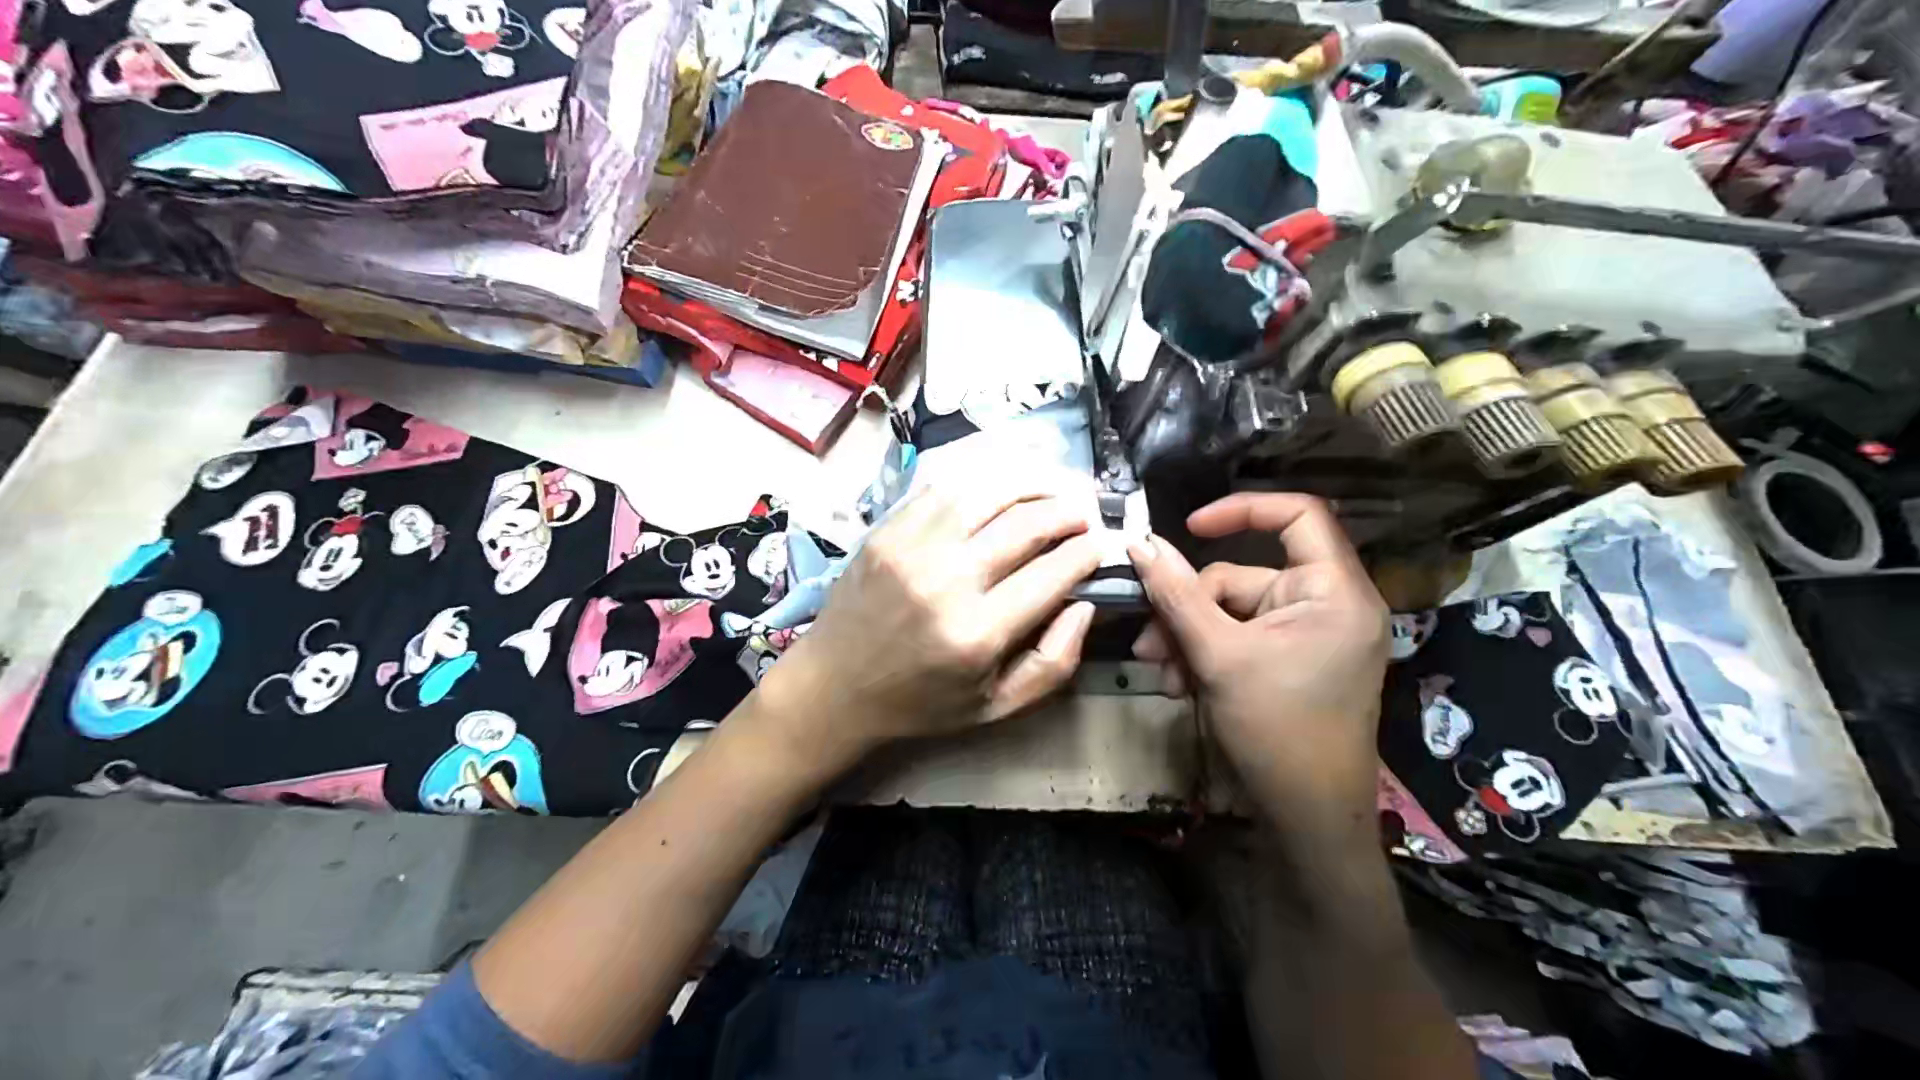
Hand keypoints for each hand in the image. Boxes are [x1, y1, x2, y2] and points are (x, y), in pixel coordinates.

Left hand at [756, 483, 1104, 772]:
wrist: (834, 686)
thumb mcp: (995, 707)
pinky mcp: (888, 531)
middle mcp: (946, 581)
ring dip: (1031, 486)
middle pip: (1025, 525)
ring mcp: (912, 548)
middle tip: (1084, 512)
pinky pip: (946, 490)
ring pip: (988, 494)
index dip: (1086, 552)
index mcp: (977, 633)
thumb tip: (1085, 604)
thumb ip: (1053, 663)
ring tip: (1054, 489)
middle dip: (1067, 512)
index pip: (1051, 574)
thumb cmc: (920, 703)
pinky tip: (1003, 489)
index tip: (1100, 544)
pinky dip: (984, 484)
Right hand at [1129, 494, 1388, 846]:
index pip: (1298, 516)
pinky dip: (1207, 654)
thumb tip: (1140, 545)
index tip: (1189, 528)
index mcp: (1334, 592)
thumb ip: (1176, 595)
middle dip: (1188, 608)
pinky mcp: (1294, 661)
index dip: (1241, 510)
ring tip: (1160, 673)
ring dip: (1189, 637)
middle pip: (1245, 576)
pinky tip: (1179, 684)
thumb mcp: (1217, 655)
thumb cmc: (1275, 729)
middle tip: (1148, 643)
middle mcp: (1329, 605)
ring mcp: (1311, 636)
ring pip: (1232, 612)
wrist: (1307, 816)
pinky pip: (1241, 638)